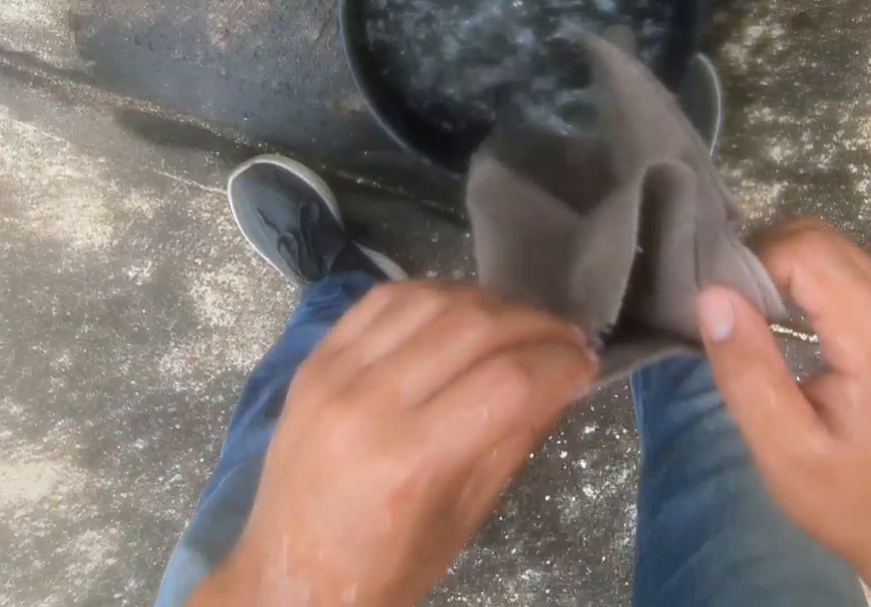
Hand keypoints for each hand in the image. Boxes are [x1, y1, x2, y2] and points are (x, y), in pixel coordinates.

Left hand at [192, 282, 597, 606]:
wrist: (284, 580)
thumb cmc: (383, 568)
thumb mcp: (464, 519)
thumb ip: (515, 436)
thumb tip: (565, 375)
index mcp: (407, 461)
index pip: (507, 382)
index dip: (560, 363)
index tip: (587, 362)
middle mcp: (367, 402)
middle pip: (474, 327)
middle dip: (536, 324)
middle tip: (567, 336)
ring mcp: (333, 371)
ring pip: (433, 298)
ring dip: (491, 302)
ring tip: (519, 322)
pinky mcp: (315, 357)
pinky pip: (386, 297)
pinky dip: (436, 293)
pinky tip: (462, 309)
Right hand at [693, 220, 870, 606]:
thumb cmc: (854, 501)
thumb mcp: (786, 452)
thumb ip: (747, 372)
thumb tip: (712, 295)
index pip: (809, 253)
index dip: (755, 263)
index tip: (725, 305)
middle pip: (821, 239)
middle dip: (764, 257)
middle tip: (730, 305)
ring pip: (832, 247)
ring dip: (781, 264)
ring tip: (751, 312)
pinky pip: (844, 268)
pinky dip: (802, 276)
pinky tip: (781, 317)